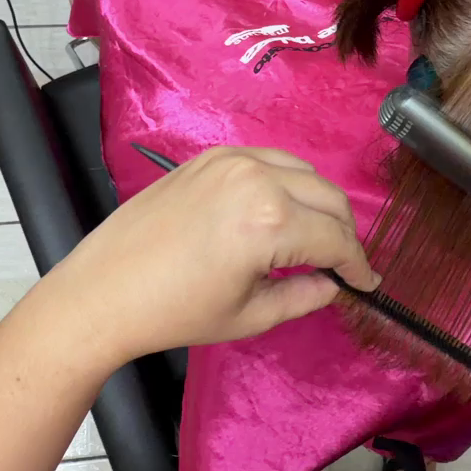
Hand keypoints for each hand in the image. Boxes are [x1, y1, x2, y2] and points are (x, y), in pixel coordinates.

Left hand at [43, 146, 378, 364]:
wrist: (104, 289)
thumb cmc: (176, 312)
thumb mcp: (250, 315)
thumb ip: (304, 296)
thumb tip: (333, 285)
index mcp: (270, 220)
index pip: (335, 239)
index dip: (357, 264)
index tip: (366, 283)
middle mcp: (258, 177)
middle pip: (328, 197)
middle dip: (345, 232)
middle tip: (344, 264)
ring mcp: (232, 159)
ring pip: (302, 172)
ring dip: (319, 203)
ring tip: (316, 236)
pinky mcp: (211, 155)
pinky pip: (268, 160)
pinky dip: (287, 181)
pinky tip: (280, 209)